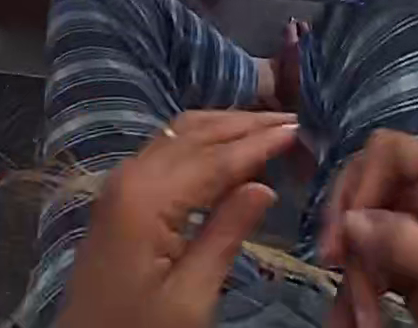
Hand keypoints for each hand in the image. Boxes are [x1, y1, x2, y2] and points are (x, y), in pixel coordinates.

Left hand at [58, 111, 298, 327]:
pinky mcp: (122, 190)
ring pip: (178, 134)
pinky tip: (225, 144)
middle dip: (242, 124)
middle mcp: (132, 172)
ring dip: (222, 125)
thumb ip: (225, 236)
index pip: (213, 158)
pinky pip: (166, 148)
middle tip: (287, 118)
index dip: (257, 143)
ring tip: (264, 124)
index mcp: (147, 196)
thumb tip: (264, 187)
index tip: (295, 128)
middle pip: (194, 134)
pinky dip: (200, 139)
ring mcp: (123, 178)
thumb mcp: (190, 299)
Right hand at [317, 131, 417, 327]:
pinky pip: (364, 258)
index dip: (364, 179)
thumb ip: (404, 242)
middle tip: (334, 261)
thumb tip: (347, 222)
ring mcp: (411, 224)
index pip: (387, 152)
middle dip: (348, 227)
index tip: (353, 221)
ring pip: (358, 225)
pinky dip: (354, 285)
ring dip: (351, 266)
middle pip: (363, 186)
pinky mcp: (402, 259)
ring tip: (357, 313)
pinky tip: (350, 317)